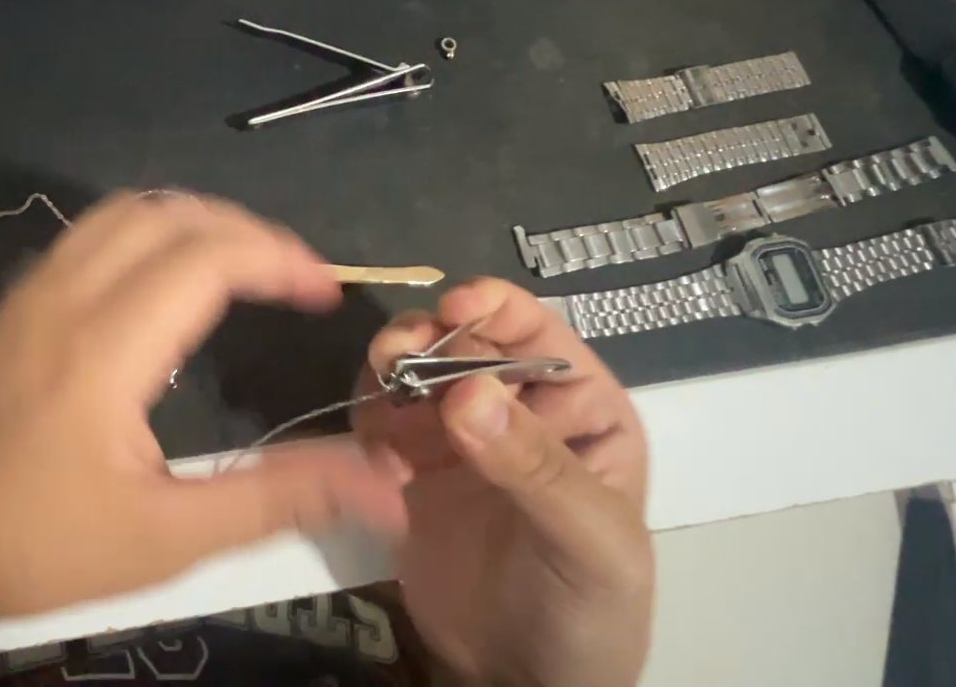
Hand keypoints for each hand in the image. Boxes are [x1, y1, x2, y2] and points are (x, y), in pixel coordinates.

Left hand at [0, 192, 412, 629]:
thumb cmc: (33, 547)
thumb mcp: (164, 538)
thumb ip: (273, 499)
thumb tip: (377, 481)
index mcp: (107, 346)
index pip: (207, 257)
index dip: (278, 258)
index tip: (325, 290)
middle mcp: (69, 295)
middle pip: (168, 215)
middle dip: (243, 229)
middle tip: (293, 274)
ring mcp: (34, 292)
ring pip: (122, 212)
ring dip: (191, 219)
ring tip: (240, 260)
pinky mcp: (15, 305)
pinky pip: (88, 233)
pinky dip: (144, 230)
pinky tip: (161, 275)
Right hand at [351, 279, 652, 686]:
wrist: (517, 677)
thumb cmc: (584, 607)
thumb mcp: (587, 541)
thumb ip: (534, 465)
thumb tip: (467, 389)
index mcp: (577, 404)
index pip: (531, 328)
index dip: (492, 305)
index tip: (451, 307)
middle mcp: (511, 401)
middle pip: (454, 335)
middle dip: (421, 338)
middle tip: (392, 362)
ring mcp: (453, 427)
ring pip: (408, 365)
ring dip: (386, 377)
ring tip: (381, 426)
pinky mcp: (406, 456)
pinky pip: (376, 412)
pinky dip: (368, 425)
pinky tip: (382, 470)